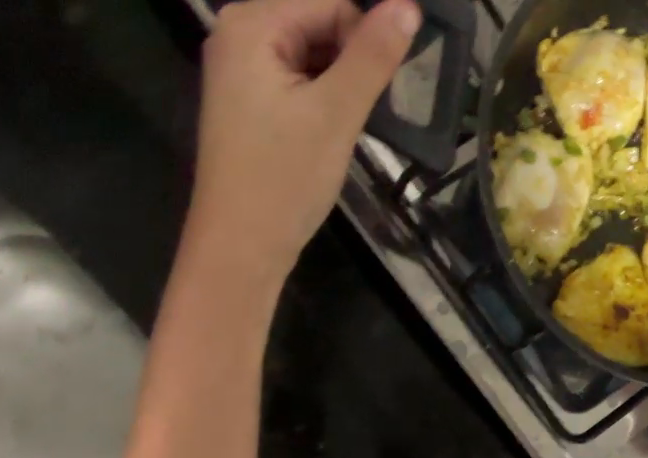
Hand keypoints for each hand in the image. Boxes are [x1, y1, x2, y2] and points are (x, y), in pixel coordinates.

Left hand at [186, 0, 420, 283]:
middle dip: (353, 61)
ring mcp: (241, 69)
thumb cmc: (284, 178)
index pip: (329, 1)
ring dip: (342, 84)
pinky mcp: (250, 101)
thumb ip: (372, 57)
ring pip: (313, 54)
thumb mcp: (336, 114)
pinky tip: (332, 132)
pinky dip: (324, 99)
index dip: (366, 38)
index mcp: (252, 24)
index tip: (383, 89)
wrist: (242, 244)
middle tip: (366, 112)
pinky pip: (299, 79)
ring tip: (349, 126)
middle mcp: (239, 34)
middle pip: (319, 21)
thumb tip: (408, 6)